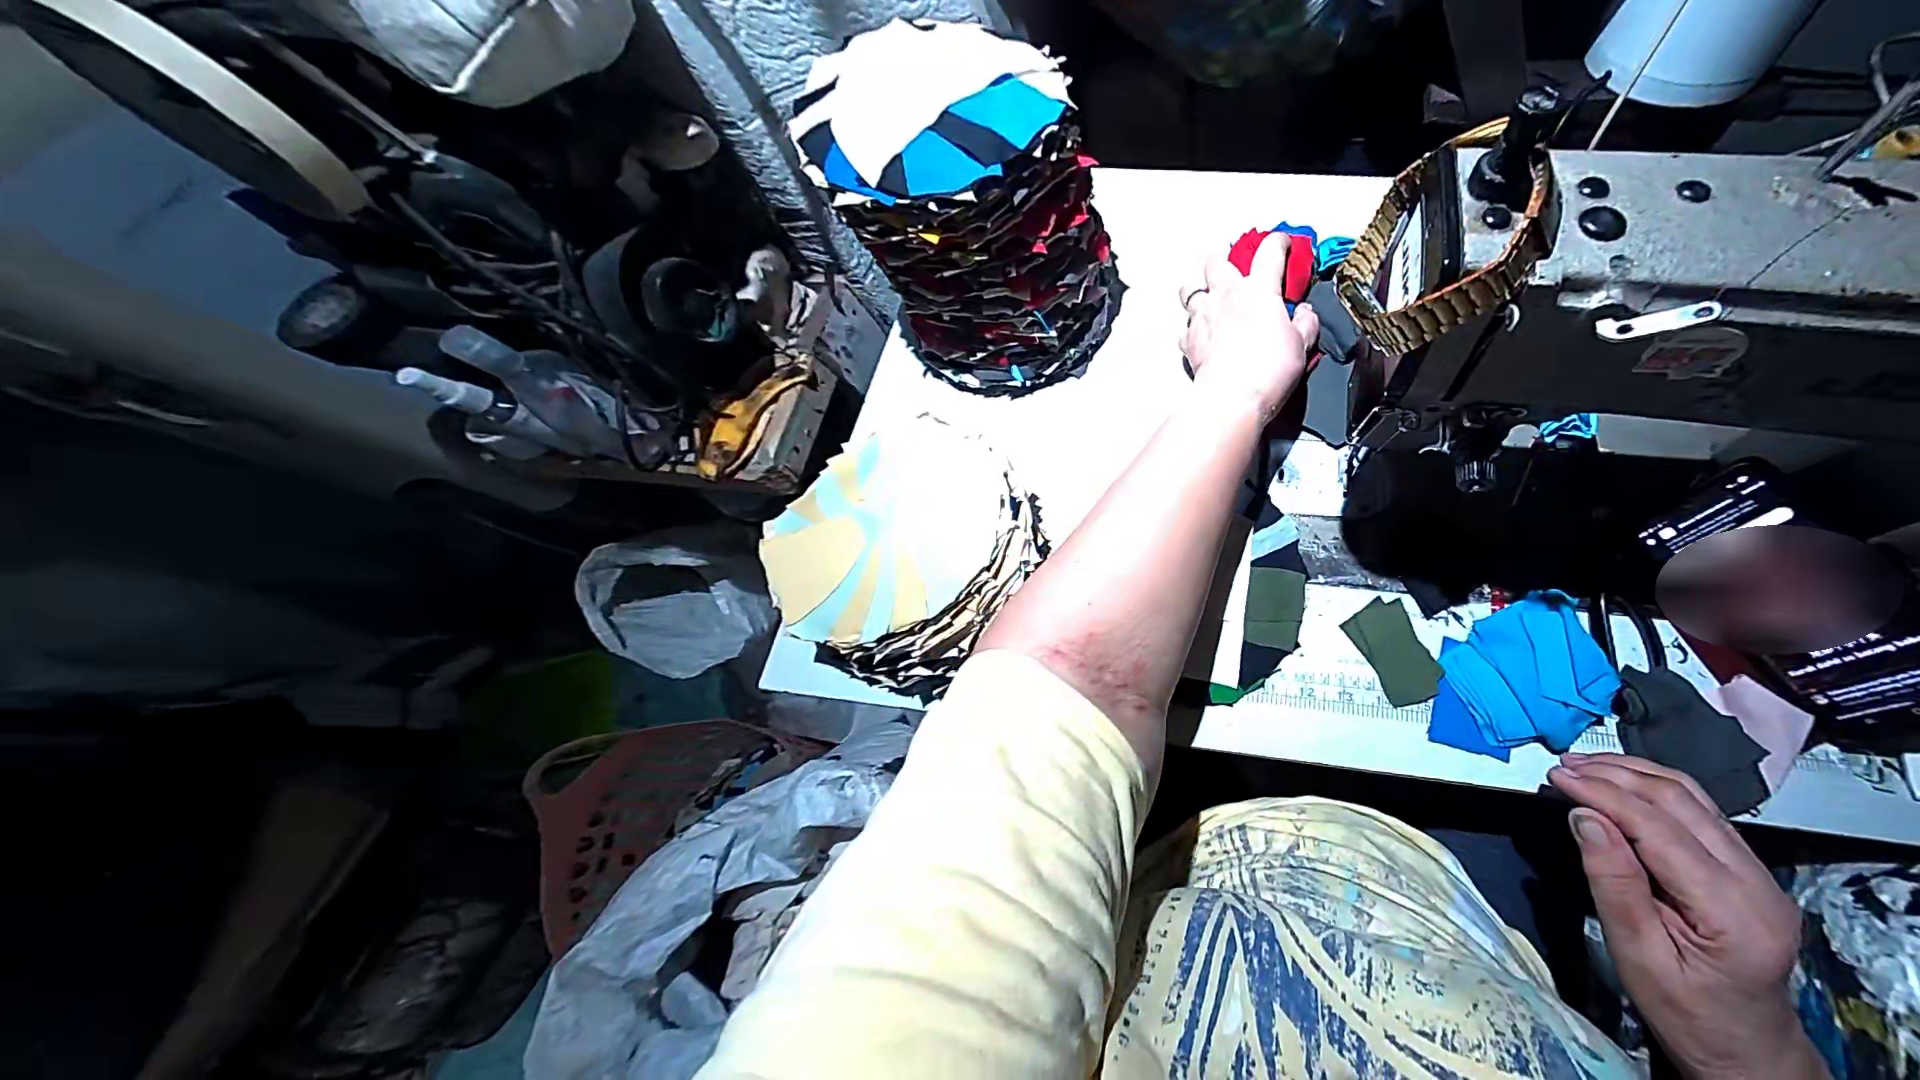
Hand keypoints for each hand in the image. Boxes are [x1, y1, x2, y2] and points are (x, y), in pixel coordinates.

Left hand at [1179, 232, 1318, 422]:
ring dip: (1198, 290)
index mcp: (1259, 289)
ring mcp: (1202, 317)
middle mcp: (1226, 296)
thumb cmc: (1267, 370)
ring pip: (1190, 290)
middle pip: (1216, 262)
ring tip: (1207, 296)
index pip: (1270, 250)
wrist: (1231, 397)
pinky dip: (1190, 327)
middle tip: (1233, 268)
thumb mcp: (1302, 343)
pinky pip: (1185, 327)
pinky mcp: (1188, 340)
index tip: (1282, 245)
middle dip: (1224, 261)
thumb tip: (1304, 314)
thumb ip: (1305, 322)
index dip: (1278, 243)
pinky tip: (1199, 333)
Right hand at [1549, 754, 1825, 1079]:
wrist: (1743, 1043)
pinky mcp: (1745, 868)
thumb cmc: (1684, 1008)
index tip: (1556, 778)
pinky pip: (1699, 810)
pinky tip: (1617, 782)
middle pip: (1682, 803)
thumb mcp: (1636, 951)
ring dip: (1633, 773)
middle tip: (1561, 768)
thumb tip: (1583, 817)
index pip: (1659, 828)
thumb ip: (1612, 881)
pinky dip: (1651, 787)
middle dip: (1615, 775)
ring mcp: (1758, 874)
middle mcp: (1758, 883)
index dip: (1603, 795)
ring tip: (1582, 765)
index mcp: (1734, 912)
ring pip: (1694, 798)